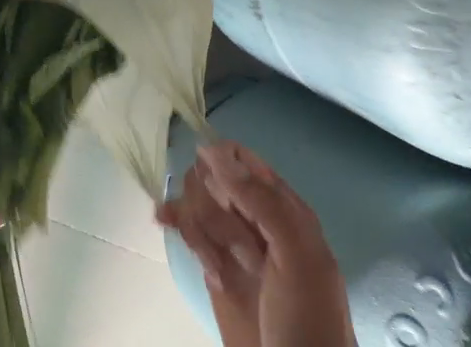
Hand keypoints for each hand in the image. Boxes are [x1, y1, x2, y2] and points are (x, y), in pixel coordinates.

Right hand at [157, 142, 351, 346]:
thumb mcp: (295, 258)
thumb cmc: (306, 321)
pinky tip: (164, 223)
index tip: (214, 185)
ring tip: (216, 266)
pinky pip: (186, 227)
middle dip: (212, 206)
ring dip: (197, 226)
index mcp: (285, 210)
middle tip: (235, 247)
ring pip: (196, 202)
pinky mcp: (212, 263)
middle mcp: (256, 219)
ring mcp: (232, 242)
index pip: (244, 162)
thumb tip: (212, 149)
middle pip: (213, 180)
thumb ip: (260, 201)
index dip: (223, 166)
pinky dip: (176, 224)